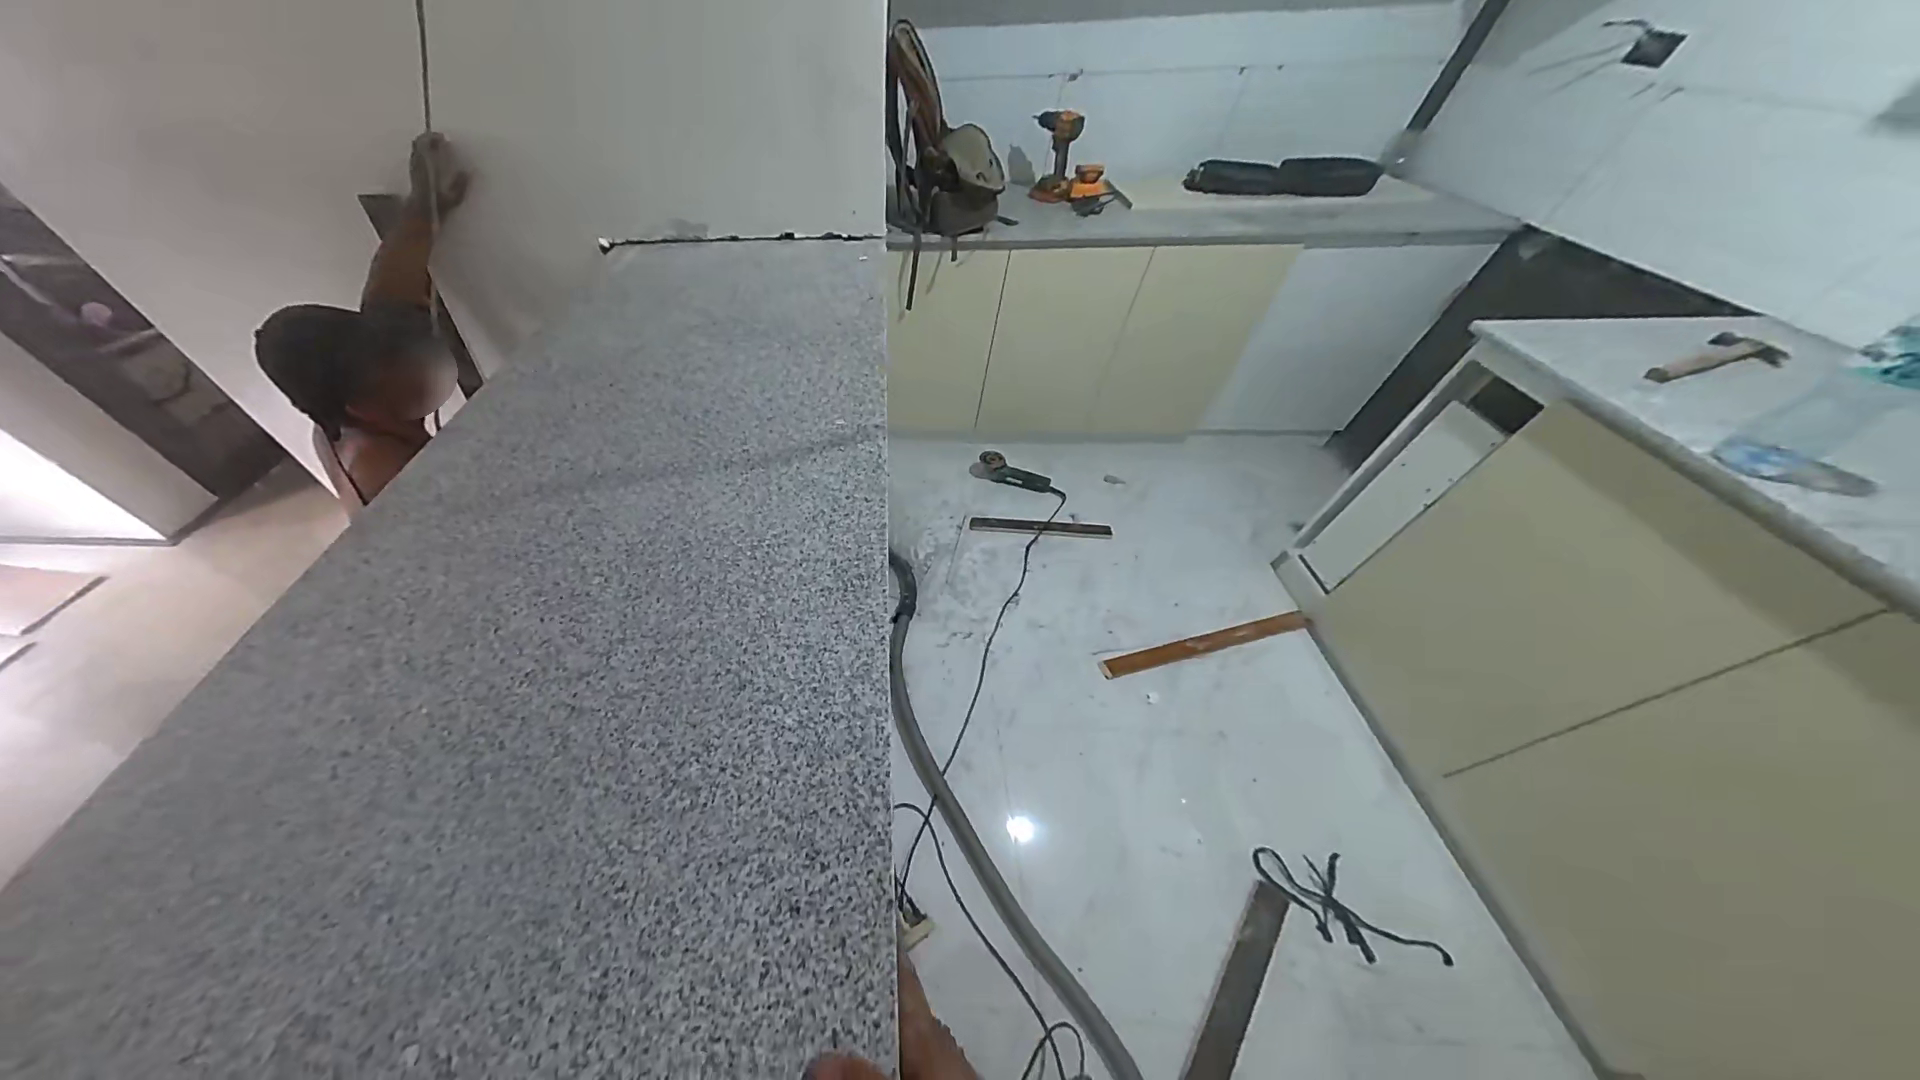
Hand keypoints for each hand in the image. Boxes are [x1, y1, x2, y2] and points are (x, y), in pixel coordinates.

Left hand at [408, 132, 470, 214]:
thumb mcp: (453, 199)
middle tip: (437, 138)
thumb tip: (468, 172)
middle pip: (417, 147)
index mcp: (425, 168)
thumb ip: (460, 185)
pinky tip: (428, 158)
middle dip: (426, 140)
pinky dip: (421, 154)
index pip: (425, 147)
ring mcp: (413, 171)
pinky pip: (415, 159)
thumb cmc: (436, 209)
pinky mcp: (413, 177)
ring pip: (415, 152)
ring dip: (423, 146)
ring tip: (433, 145)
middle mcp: (416, 166)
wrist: (418, 218)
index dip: (432, 140)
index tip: (442, 137)